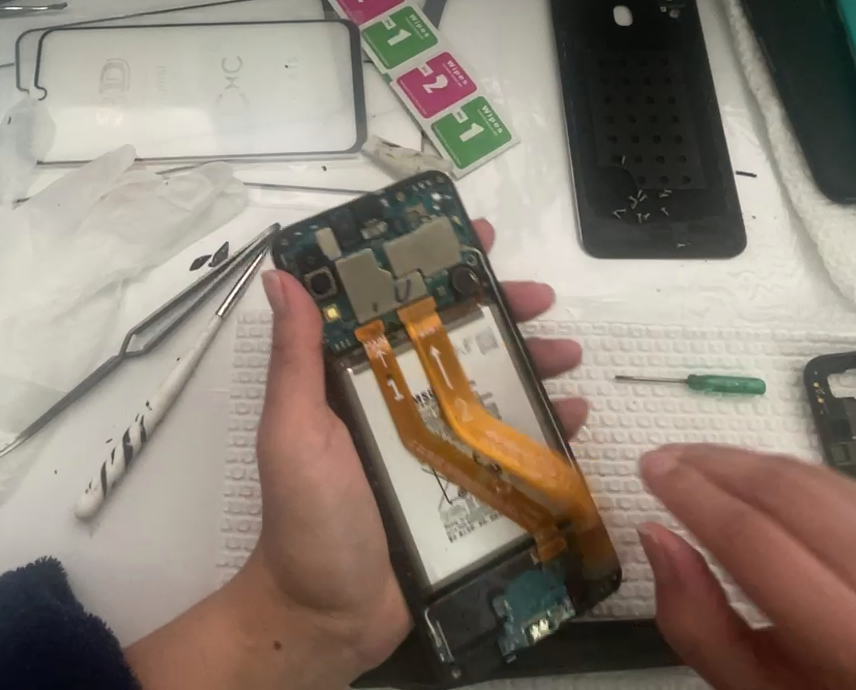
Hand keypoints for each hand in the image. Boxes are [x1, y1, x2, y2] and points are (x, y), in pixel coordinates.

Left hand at [128, 219, 583, 689]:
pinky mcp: (466, 483)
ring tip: (568, 353)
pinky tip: (572, 415)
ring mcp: (436, 440)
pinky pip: (510, 444)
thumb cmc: (306, 518)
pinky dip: (544, 426)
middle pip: (455, 339)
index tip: (475, 239)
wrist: (331, 617)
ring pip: (491, 384)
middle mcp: (399, 397)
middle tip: (539, 298)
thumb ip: (295, 357)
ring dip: (532, 361)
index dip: (435, 268)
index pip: (398, 307)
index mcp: (358, 376)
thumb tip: (283, 276)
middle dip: (499, 311)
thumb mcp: (294, 429)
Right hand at [638, 444, 855, 689]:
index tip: (649, 467)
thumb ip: (699, 625)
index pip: (757, 543)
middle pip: (790, 494)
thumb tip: (656, 533)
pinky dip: (805, 485)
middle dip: (714, 465)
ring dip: (752, 467)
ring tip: (708, 470)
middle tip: (666, 458)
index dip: (692, 495)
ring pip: (820, 479)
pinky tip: (783, 501)